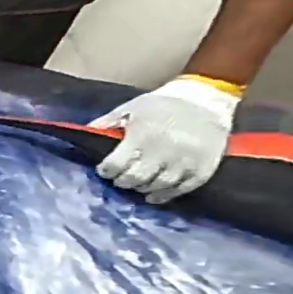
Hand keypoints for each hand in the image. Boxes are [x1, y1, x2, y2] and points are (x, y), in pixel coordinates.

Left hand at [89, 75, 239, 203]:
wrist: (209, 98)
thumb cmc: (162, 104)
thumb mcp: (129, 108)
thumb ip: (105, 123)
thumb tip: (83, 135)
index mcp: (143, 137)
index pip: (115, 165)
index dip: (106, 170)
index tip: (104, 169)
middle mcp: (166, 151)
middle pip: (135, 178)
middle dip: (122, 181)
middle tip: (120, 178)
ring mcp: (188, 160)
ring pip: (158, 185)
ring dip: (143, 188)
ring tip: (137, 184)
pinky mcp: (205, 166)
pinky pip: (184, 188)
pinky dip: (167, 194)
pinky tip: (155, 195)